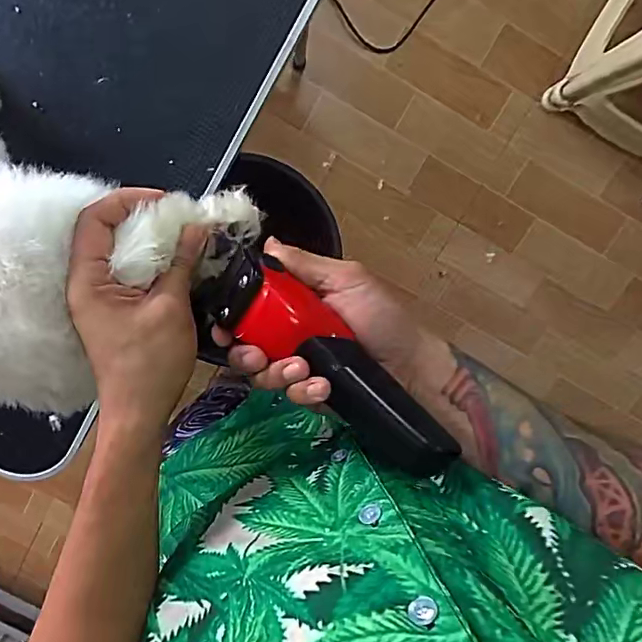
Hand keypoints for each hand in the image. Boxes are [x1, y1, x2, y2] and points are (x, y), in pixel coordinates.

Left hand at [67, 189, 206, 426]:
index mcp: (87, 280)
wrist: (139, 412)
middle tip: (178, 217)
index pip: (95, 219)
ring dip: (148, 242)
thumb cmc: (151, 364)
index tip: (164, 201)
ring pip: (118, 254)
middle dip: (142, 218)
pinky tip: (175, 264)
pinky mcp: (113, 313)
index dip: (127, 201)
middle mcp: (84, 285)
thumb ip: (180, 263)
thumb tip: (195, 228)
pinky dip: (150, 264)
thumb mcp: (171, 308)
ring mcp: (98, 300)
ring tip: (181, 237)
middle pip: (105, 233)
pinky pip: (128, 275)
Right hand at [216, 240, 451, 407]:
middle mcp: (294, 337)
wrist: (415, 368)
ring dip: (277, 374)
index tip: (226, 329)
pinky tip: (323, 386)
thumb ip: (306, 266)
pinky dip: (304, 392)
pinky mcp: (316, 394)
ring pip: (266, 376)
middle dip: (248, 355)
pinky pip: (295, 397)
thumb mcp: (349, 280)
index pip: (251, 312)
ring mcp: (304, 368)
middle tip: (259, 355)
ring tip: (302, 369)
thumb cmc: (386, 319)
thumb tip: (268, 245)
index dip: (233, 320)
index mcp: (296, 306)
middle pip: (248, 348)